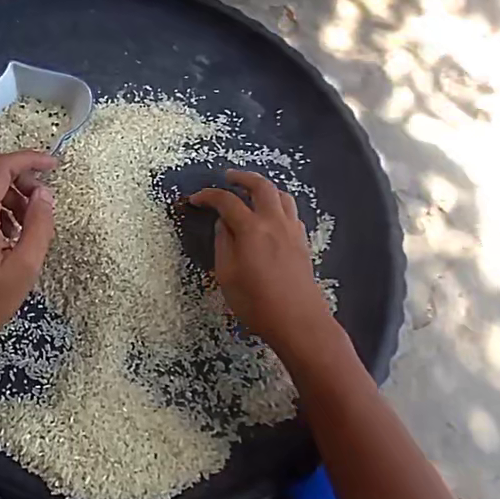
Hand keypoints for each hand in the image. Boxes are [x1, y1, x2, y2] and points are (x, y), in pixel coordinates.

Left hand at [0, 150, 56, 345]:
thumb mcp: (26, 265)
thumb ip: (39, 224)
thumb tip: (45, 193)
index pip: (0, 167)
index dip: (28, 159)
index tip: (53, 165)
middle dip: (17, 169)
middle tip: (40, 193)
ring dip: (8, 187)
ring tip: (29, 218)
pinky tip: (13, 228)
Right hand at [188, 170, 337, 354]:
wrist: (299, 321)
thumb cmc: (256, 303)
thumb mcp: (227, 275)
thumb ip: (223, 243)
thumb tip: (223, 223)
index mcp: (251, 229)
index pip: (227, 201)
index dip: (208, 196)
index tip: (196, 199)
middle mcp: (274, 222)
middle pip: (261, 186)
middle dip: (243, 177)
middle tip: (228, 177)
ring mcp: (292, 231)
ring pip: (281, 195)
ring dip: (264, 188)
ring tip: (252, 192)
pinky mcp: (302, 242)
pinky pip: (291, 212)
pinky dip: (278, 205)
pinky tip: (270, 216)